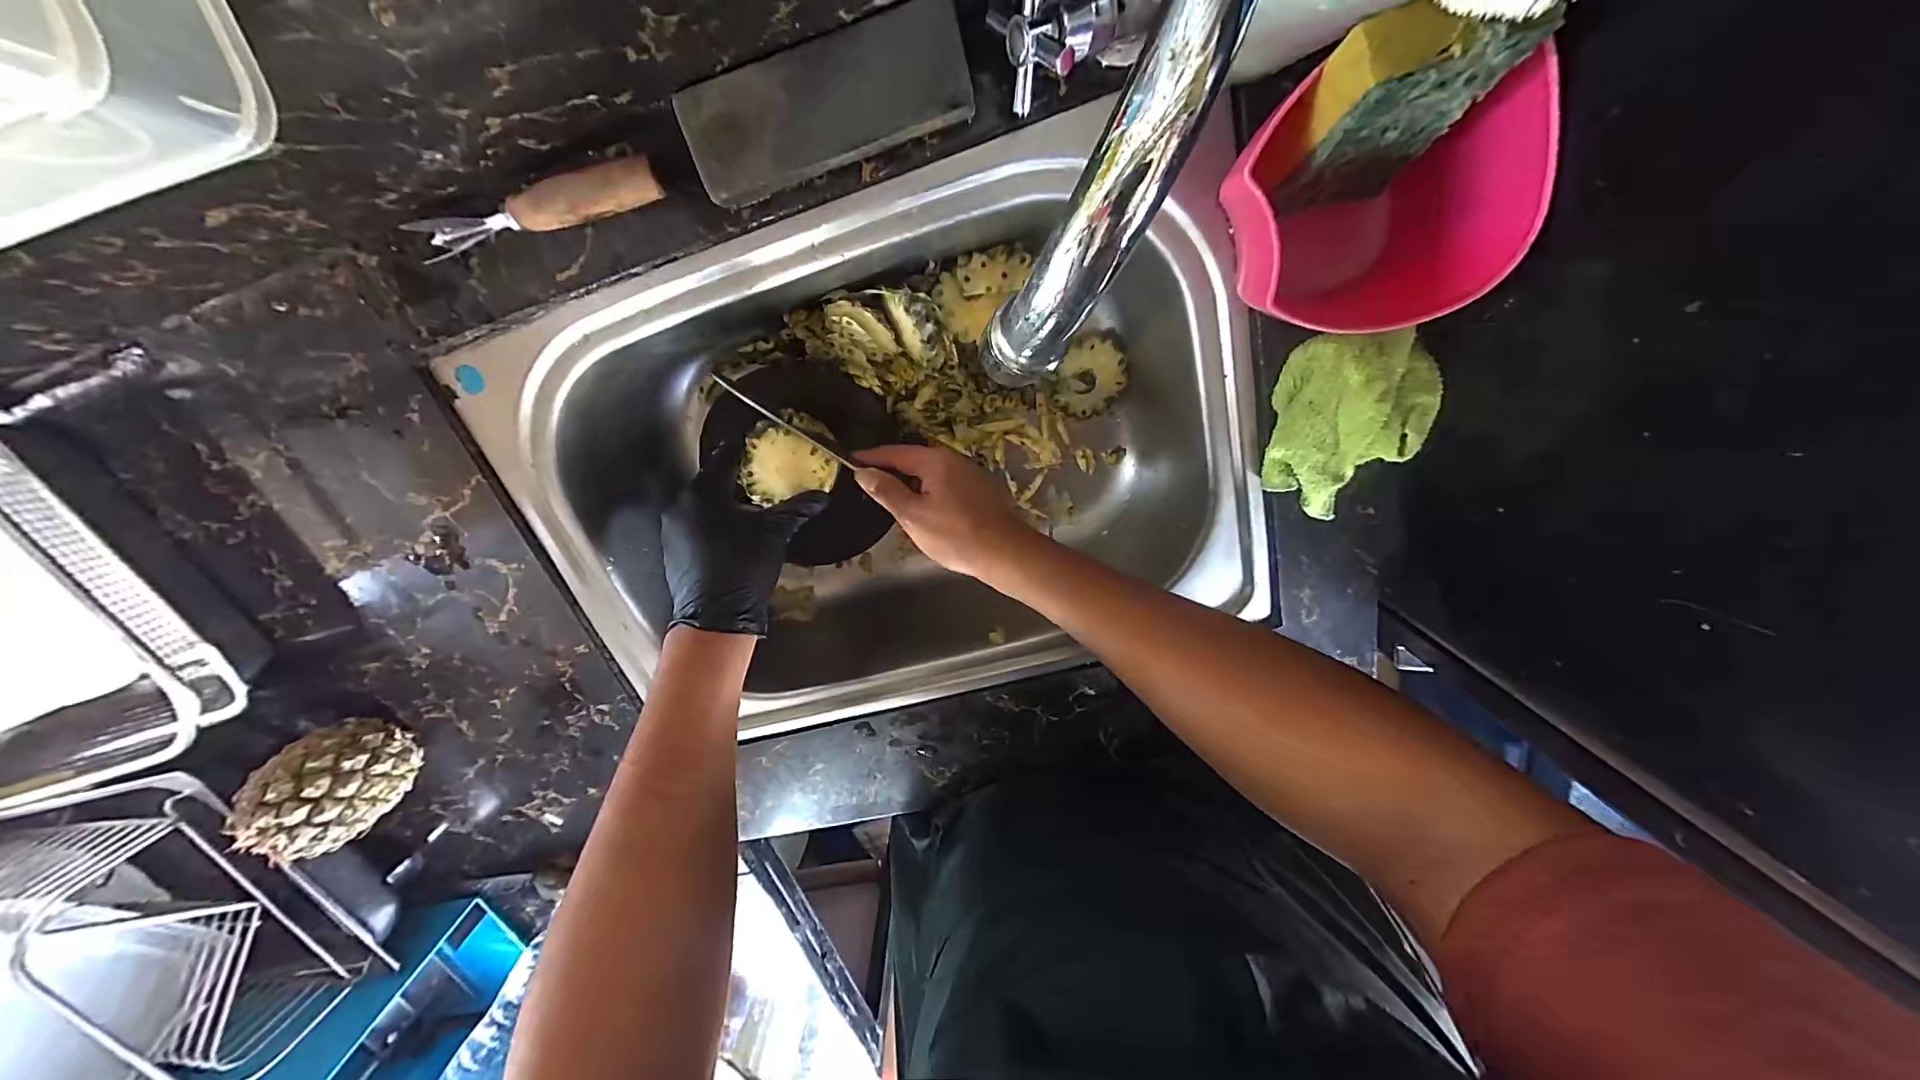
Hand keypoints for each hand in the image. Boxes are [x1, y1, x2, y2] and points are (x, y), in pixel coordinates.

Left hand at [662, 440, 827, 635]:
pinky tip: (731, 529)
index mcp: (704, 492)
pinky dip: (711, 518)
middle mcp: (681, 503)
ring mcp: (673, 527)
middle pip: (710, 478)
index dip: (739, 446)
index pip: (724, 456)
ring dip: (721, 498)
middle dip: (731, 475)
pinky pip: (693, 521)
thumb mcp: (776, 532)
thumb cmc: (744, 566)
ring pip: (700, 501)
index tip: (750, 440)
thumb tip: (821, 496)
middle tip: (753, 473)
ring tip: (745, 502)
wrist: (716, 616)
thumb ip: (797, 508)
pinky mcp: (673, 548)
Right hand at [853, 445, 1040, 581]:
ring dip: (913, 481)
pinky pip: (948, 484)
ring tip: (894, 496)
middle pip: (915, 460)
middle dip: (893, 469)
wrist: (1004, 552)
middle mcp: (955, 460)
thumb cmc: (955, 535)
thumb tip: (864, 472)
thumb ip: (887, 491)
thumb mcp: (913, 515)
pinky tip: (927, 508)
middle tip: (870, 480)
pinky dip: (932, 490)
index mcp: (935, 461)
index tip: (851, 460)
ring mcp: (972, 474)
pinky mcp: (983, 490)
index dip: (871, 457)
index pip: (895, 452)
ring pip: (933, 473)